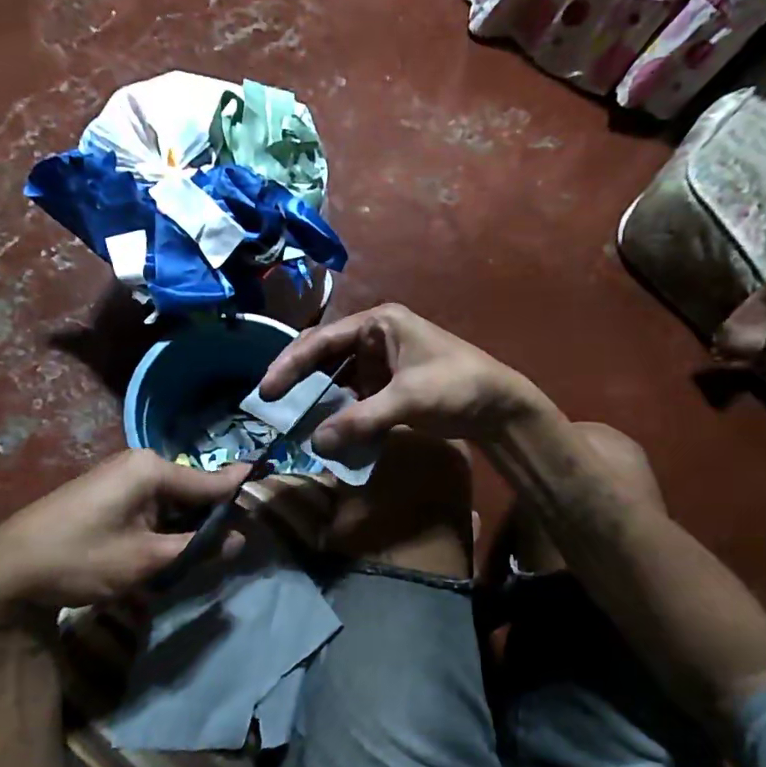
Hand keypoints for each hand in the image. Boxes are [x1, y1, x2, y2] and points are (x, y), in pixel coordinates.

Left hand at [0, 450, 246, 639]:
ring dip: (188, 530)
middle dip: (213, 521)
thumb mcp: (146, 559)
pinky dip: (166, 530)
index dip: (243, 497)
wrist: (6, 571)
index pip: (216, 481)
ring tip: (201, 559)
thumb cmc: (80, 559)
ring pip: (176, 502)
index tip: (270, 511)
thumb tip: (242, 539)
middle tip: (230, 553)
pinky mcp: (111, 495)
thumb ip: (198, 548)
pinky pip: (154, 507)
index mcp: (153, 469)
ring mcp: (123, 478)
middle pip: (196, 491)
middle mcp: (141, 465)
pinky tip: (168, 554)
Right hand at [258, 303, 542, 453]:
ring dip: (319, 401)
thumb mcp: (407, 400)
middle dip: (300, 382)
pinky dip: (340, 414)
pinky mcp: (389, 387)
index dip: (290, 365)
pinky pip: (355, 398)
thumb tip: (315, 443)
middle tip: (271, 407)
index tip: (266, 391)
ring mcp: (383, 363)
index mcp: (379, 323)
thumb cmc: (457, 387)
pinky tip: (326, 432)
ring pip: (338, 380)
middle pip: (325, 358)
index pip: (322, 340)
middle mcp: (376, 338)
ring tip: (294, 423)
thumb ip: (361, 420)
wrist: (499, 407)